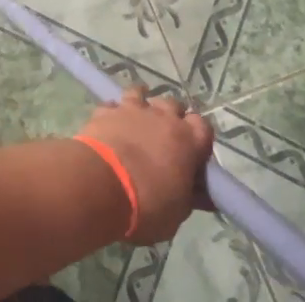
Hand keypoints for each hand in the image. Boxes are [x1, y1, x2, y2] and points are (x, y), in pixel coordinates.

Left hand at [76, 87, 214, 244]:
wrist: (101, 186)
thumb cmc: (148, 204)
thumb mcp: (178, 211)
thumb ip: (190, 195)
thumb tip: (202, 194)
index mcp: (189, 140)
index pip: (203, 126)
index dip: (198, 136)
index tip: (192, 151)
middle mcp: (163, 117)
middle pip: (173, 105)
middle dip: (171, 116)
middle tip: (164, 136)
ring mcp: (132, 109)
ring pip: (141, 93)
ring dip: (141, 104)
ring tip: (137, 119)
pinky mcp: (105, 110)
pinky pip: (113, 104)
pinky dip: (114, 112)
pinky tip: (111, 124)